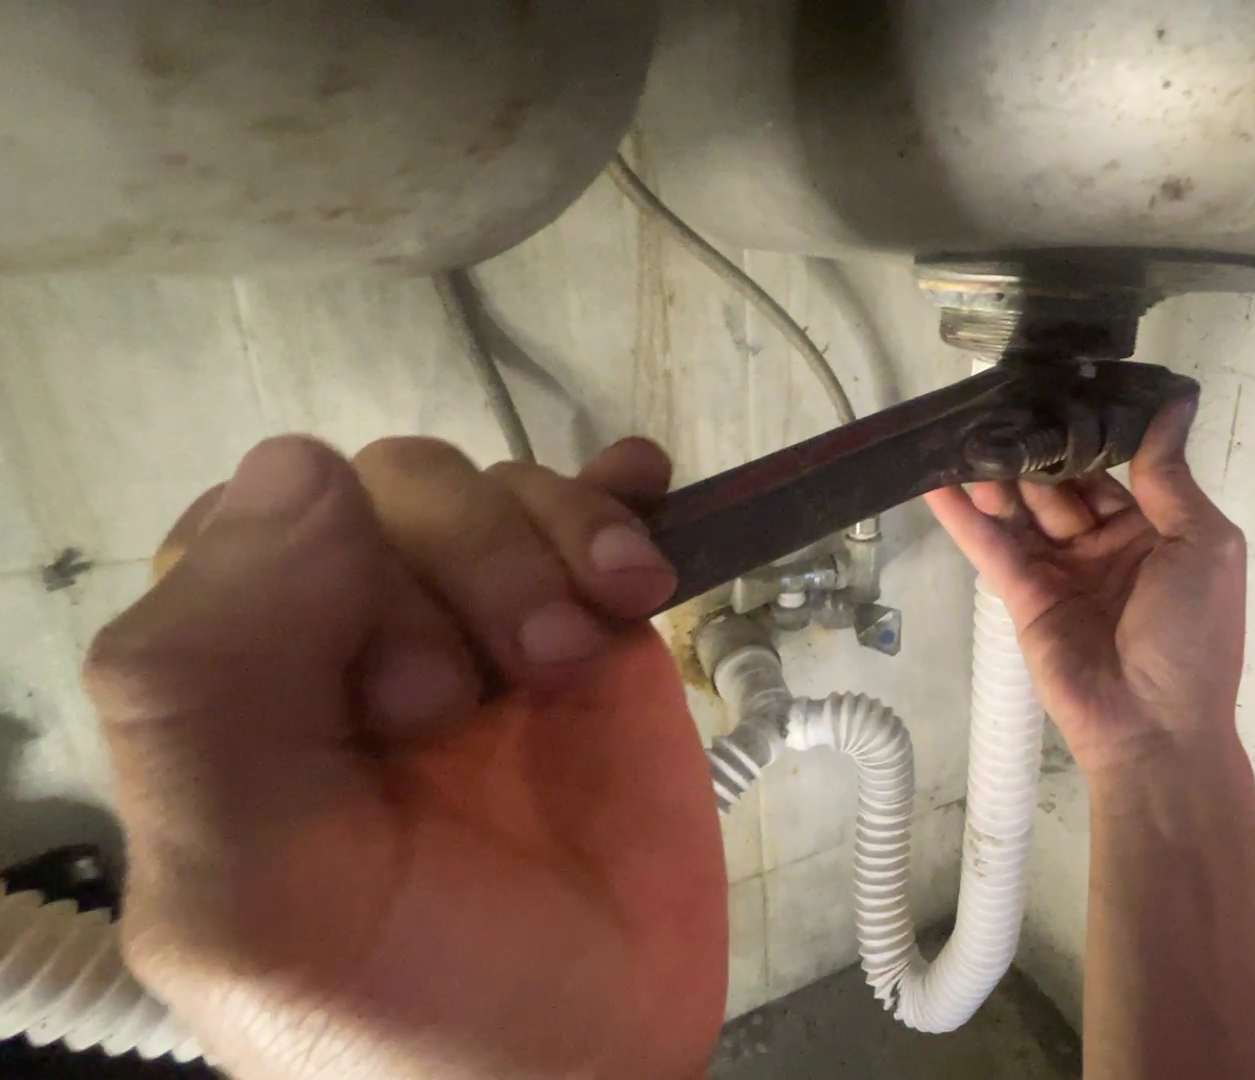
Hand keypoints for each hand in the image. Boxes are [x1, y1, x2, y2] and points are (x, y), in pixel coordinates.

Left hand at [86, 435, 724, 1079]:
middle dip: (486, 565)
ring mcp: (508, 629)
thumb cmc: (415, 1005)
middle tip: (535, 676)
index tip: (423, 706)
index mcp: (256, 685)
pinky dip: (622, 490)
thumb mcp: (262, 889)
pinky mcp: (613, 637)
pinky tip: (648, 479)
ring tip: (617, 615)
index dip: (352, 582)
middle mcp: (381, 637)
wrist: (595, 1052)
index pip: (272, 525)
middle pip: (414, 492)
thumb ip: (217, 688)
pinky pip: (609, 524)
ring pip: (518, 494)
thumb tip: (301, 464)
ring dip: (574, 534)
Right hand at [926, 399, 1246, 778]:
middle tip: (998, 402)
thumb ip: (1169, 477)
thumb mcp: (1204, 545)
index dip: (1086, 434)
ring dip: (995, 474)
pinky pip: (990, 546)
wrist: (1154, 727)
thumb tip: (1175, 403)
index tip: (1057, 388)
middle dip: (1034, 449)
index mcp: (1153, 530)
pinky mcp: (1022, 595)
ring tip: (964, 431)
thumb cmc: (1194, 635)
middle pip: (1061, 485)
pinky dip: (962, 516)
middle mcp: (1103, 544)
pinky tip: (935, 480)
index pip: (1113, 469)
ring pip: (1021, 509)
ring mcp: (1059, 569)